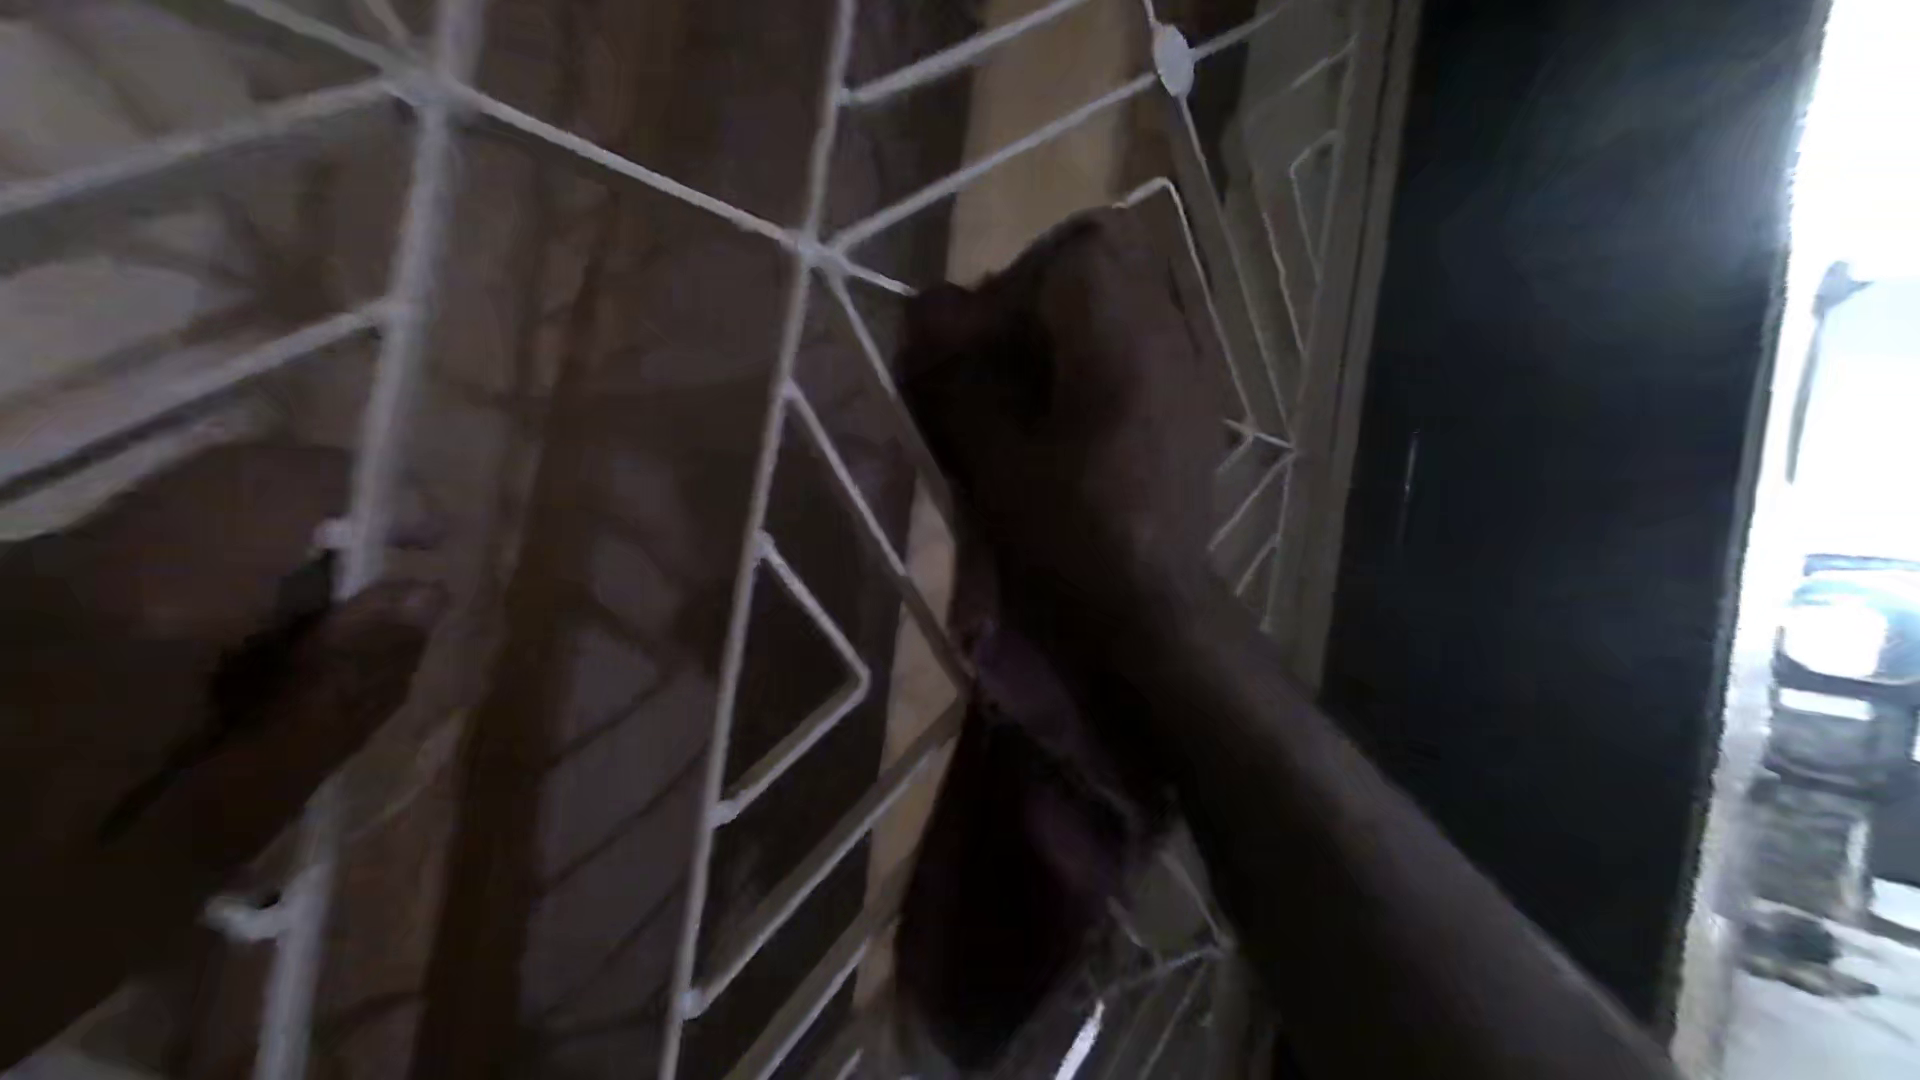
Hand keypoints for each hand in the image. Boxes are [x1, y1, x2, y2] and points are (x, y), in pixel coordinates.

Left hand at [0, 443, 442, 1068]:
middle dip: (311, 601)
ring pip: (177, 570)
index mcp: (119, 617)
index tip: (429, 544)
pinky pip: (112, 600)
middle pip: (233, 534)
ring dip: (243, 637)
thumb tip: (425, 594)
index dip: (367, 490)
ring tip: (214, 755)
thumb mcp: (200, 843)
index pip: (267, 482)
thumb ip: (329, 707)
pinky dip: (174, 652)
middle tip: (311, 712)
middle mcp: (35, 577)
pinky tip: (141, 748)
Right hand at [901, 208, 1219, 634]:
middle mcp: (1173, 340)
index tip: (972, 344)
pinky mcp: (1194, 401)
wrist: (1148, 611)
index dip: (1009, 286)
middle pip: (1111, 256)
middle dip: (1041, 286)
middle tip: (999, 345)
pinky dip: (1100, 345)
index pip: (1073, 253)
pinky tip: (1072, 400)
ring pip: (1131, 292)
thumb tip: (922, 313)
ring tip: (1030, 373)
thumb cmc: (1070, 542)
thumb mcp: (998, 464)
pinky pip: (1148, 334)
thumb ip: (958, 380)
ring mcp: (1193, 369)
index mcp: (1126, 348)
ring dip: (1070, 314)